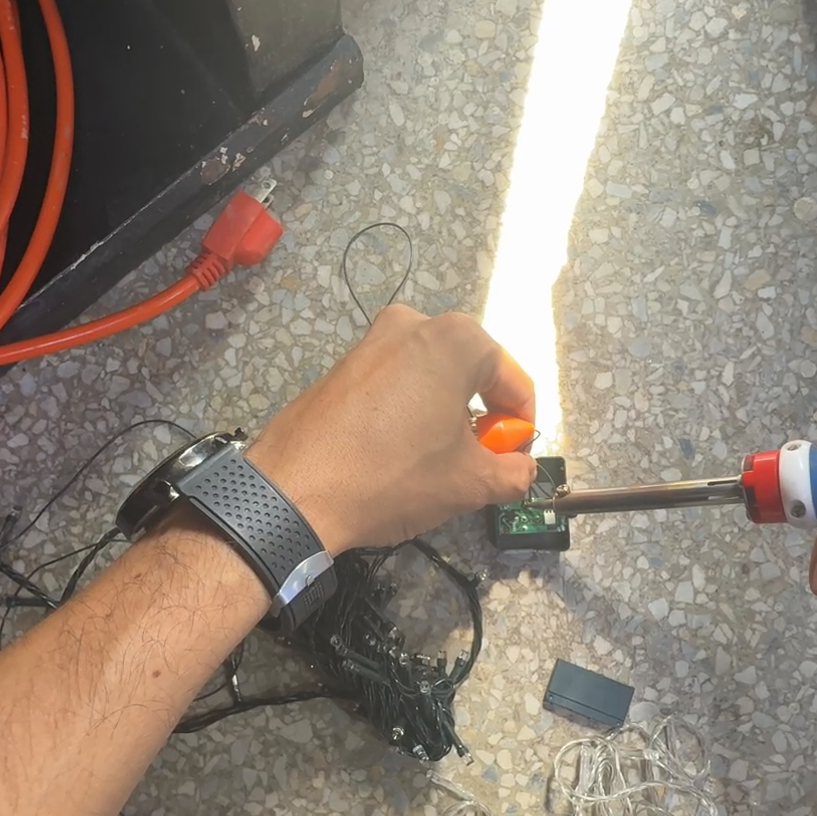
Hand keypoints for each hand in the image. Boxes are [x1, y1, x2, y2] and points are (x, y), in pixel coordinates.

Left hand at [246, 305, 536, 550]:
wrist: (293, 491)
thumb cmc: (392, 477)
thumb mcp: (470, 483)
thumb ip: (515, 473)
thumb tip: (522, 469)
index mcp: (456, 339)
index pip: (514, 382)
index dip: (522, 426)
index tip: (515, 460)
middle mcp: (414, 324)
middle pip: (472, 375)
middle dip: (482, 419)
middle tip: (474, 463)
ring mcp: (372, 341)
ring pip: (431, 379)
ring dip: (444, 416)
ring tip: (432, 462)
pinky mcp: (342, 364)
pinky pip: (395, 384)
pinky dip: (408, 412)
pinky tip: (393, 452)